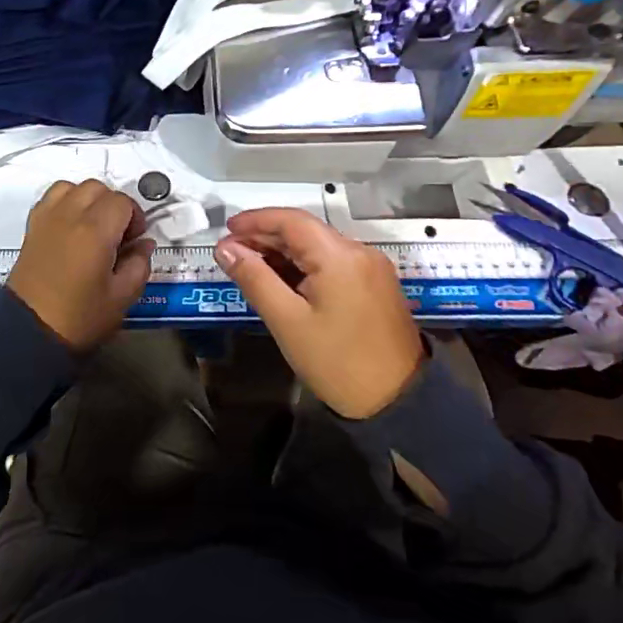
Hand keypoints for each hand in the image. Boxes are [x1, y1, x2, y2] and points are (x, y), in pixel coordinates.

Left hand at [6, 180, 154, 351]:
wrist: (29, 332)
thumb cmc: (80, 318)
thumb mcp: (122, 297)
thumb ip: (139, 264)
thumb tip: (144, 244)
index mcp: (95, 230)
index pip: (122, 201)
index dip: (135, 217)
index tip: (135, 241)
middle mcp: (69, 215)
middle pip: (98, 188)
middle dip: (113, 205)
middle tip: (118, 235)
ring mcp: (47, 218)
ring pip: (72, 187)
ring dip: (88, 199)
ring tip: (93, 227)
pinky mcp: (32, 227)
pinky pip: (51, 198)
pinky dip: (65, 202)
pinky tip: (71, 227)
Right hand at [214, 208, 423, 418]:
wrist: (397, 403)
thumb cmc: (336, 362)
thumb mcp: (287, 321)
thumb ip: (254, 278)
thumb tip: (226, 248)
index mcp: (339, 255)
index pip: (291, 220)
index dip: (256, 219)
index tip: (226, 229)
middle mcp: (359, 251)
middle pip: (305, 230)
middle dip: (266, 236)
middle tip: (231, 251)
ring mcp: (371, 267)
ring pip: (318, 246)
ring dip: (283, 251)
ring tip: (250, 265)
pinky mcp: (375, 284)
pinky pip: (333, 262)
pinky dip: (304, 265)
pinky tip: (283, 279)